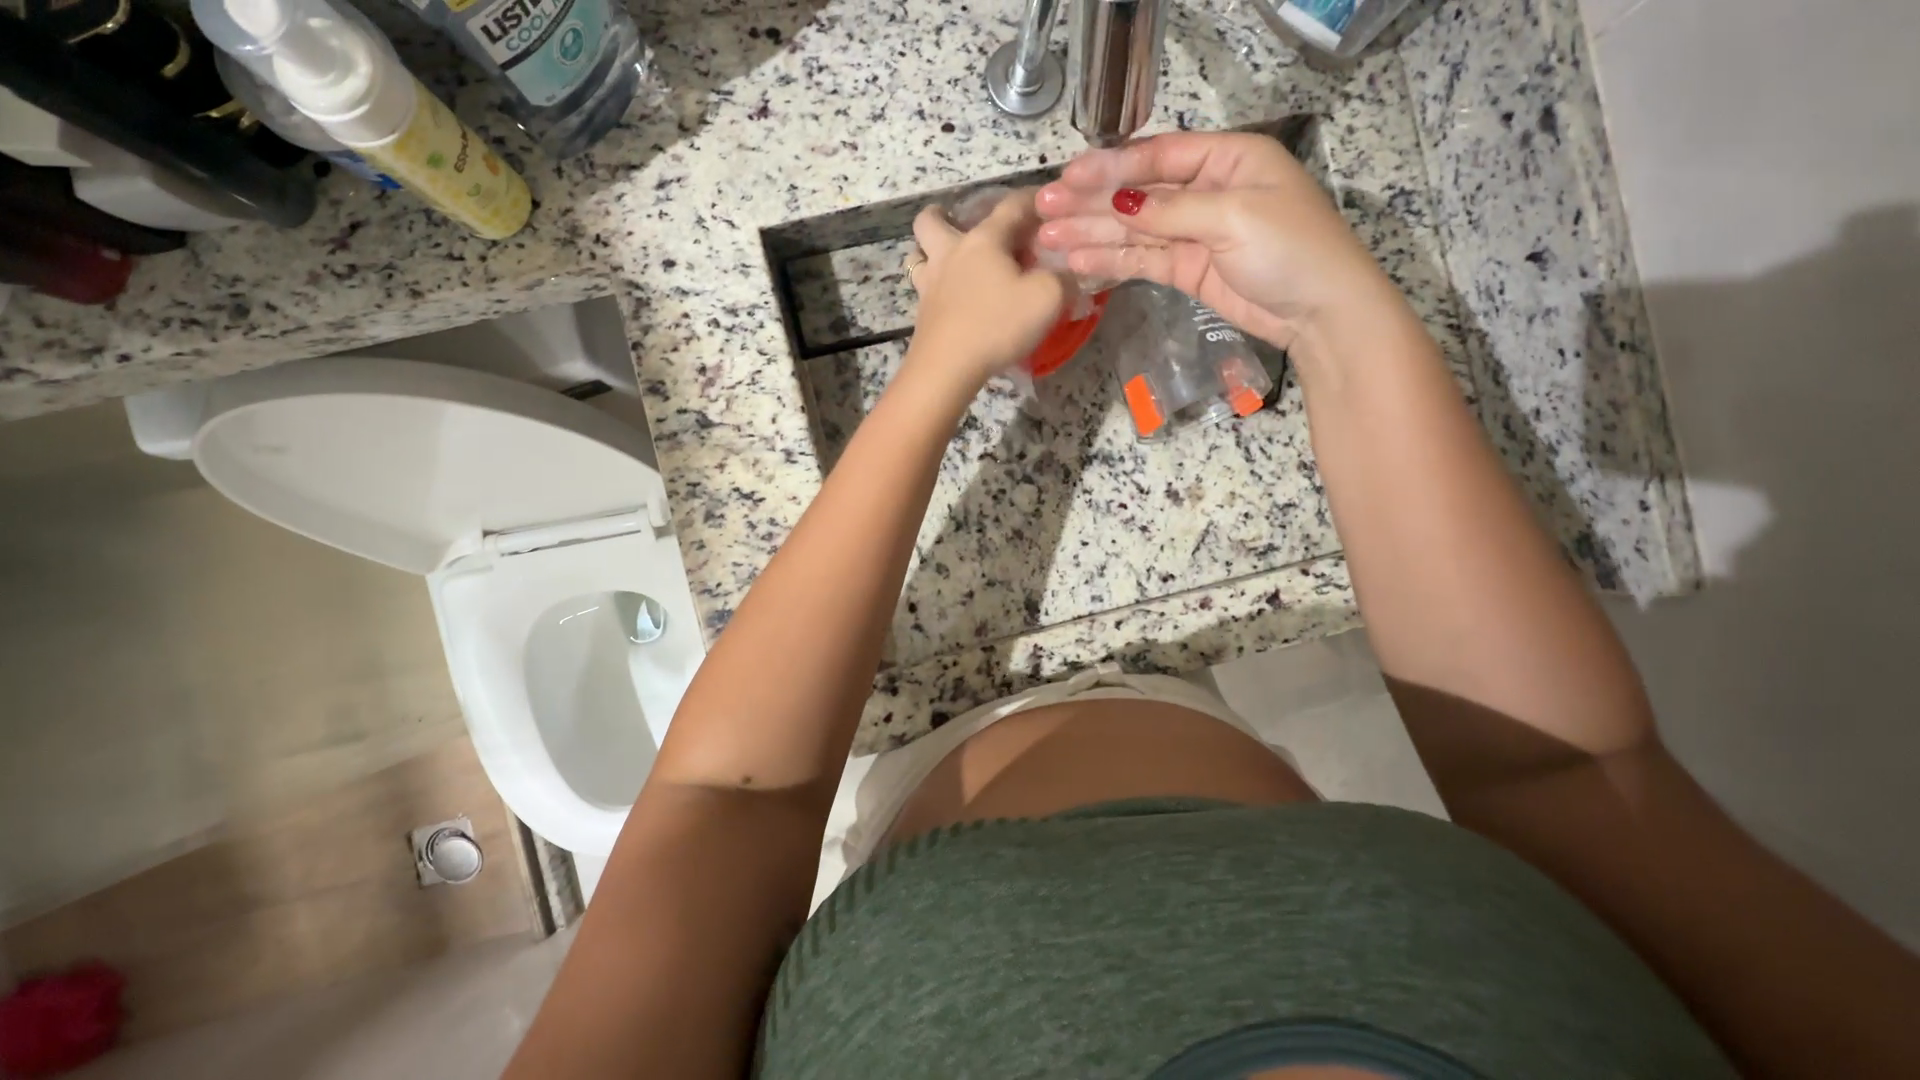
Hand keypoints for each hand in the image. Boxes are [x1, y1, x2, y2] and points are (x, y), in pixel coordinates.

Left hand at [903, 189, 1067, 393]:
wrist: (948, 367)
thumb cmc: (998, 324)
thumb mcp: (1048, 298)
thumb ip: (1063, 278)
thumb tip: (1068, 272)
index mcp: (984, 240)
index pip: (1010, 206)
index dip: (1031, 199)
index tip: (1047, 203)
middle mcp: (951, 253)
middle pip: (932, 220)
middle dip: (945, 214)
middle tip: (960, 223)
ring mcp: (931, 284)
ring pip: (918, 255)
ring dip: (929, 251)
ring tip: (950, 261)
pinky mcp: (923, 314)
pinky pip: (923, 287)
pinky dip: (935, 285)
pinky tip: (951, 298)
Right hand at [1033, 132, 1407, 365]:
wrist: (1322, 314)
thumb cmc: (1291, 248)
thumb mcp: (1233, 216)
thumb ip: (1172, 209)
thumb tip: (1120, 203)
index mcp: (1229, 160)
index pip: (1160, 156)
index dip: (1113, 166)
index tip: (1070, 176)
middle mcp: (1208, 191)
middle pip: (1139, 193)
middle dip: (1092, 201)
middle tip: (1044, 209)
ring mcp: (1196, 233)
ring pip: (1134, 229)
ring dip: (1092, 233)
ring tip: (1047, 239)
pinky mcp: (1188, 270)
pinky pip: (1142, 260)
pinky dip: (1111, 261)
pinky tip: (1077, 260)